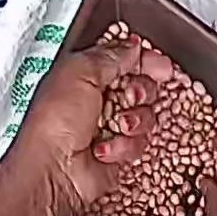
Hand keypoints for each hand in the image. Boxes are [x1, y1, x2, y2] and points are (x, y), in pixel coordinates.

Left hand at [9, 38, 174, 215]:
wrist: (54, 168)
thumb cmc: (56, 121)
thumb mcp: (81, 72)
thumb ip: (111, 56)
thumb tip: (133, 46)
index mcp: (88, 76)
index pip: (125, 62)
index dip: (145, 62)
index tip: (161, 66)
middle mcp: (101, 101)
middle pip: (142, 88)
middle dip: (142, 92)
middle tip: (131, 97)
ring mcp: (112, 128)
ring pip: (146, 117)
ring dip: (135, 121)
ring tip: (118, 126)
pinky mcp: (119, 153)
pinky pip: (139, 144)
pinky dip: (125, 146)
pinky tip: (105, 150)